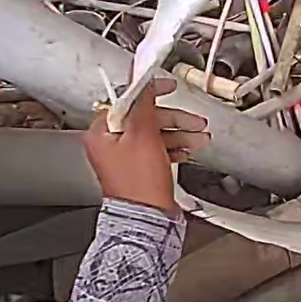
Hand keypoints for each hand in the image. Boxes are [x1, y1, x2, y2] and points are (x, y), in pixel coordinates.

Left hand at [83, 76, 209, 212]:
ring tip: (198, 136)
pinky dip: (175, 147)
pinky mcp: (141, 169)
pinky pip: (158, 149)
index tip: (166, 85)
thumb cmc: (139, 184)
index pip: (126, 100)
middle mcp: (111, 144)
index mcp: (102, 132)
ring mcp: (126, 157)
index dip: (149, 91)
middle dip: (174, 119)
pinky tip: (188, 149)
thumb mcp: (142, 134)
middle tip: (193, 120)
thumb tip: (142, 81)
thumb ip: (143, 104)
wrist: (148, 220)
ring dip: (179, 133)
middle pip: (145, 117)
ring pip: (155, 134)